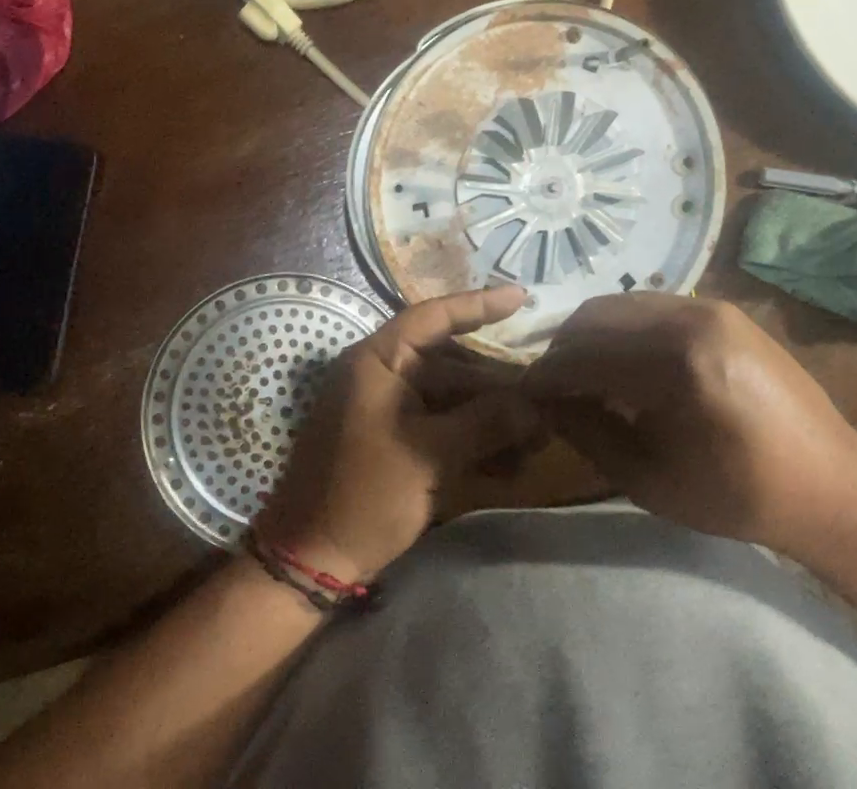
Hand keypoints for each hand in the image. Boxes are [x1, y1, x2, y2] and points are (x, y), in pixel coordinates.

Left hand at [254, 287, 538, 582]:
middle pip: (450, 361)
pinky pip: (440, 427)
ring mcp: (385, 411)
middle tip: (545, 392)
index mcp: (376, 363)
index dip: (478, 304)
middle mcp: (380, 376)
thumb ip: (485, 422)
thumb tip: (535, 405)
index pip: (432, 317)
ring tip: (536, 437)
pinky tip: (509, 465)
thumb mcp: (429, 455)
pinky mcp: (393, 442)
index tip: (522, 298)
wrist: (311, 557)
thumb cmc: (364, 494)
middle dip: (498, 382)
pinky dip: (472, 440)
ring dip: (491, 417)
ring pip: (450, 398)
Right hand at [522, 293, 856, 554]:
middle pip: (596, 317)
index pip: (584, 354)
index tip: (522, 395)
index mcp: (678, 365)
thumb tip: (539, 400)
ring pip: (621, 306)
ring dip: (591, 337)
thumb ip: (585, 431)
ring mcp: (711, 308)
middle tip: (551, 389)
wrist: (830, 485)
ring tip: (583, 379)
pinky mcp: (723, 311)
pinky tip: (623, 368)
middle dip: (563, 350)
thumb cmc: (737, 495)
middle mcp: (693, 319)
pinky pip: (651, 308)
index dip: (545, 375)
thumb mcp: (646, 478)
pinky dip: (623, 331)